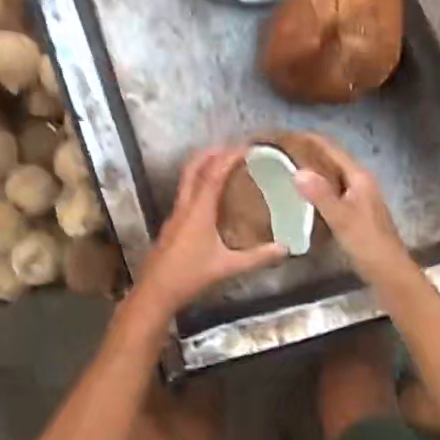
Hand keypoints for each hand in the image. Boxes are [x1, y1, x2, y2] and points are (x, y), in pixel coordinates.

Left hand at [130, 147, 287, 318]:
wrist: (155, 292)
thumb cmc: (189, 277)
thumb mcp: (227, 268)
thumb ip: (256, 258)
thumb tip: (285, 249)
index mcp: (198, 211)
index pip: (214, 174)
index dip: (229, 157)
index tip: (245, 147)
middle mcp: (184, 207)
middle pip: (194, 169)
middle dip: (211, 153)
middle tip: (231, 148)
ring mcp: (174, 216)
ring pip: (186, 181)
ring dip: (203, 167)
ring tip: (222, 165)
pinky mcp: (170, 226)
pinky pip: (185, 195)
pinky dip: (198, 185)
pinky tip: (208, 197)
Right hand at [292, 136, 412, 282]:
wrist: (389, 271)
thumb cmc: (368, 244)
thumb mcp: (341, 219)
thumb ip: (320, 195)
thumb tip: (298, 171)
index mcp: (359, 178)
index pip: (331, 148)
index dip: (309, 138)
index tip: (285, 133)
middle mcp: (360, 182)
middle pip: (331, 158)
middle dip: (308, 150)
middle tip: (280, 149)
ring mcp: (359, 196)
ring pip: (331, 174)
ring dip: (311, 167)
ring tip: (285, 166)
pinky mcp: (355, 210)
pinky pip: (331, 189)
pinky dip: (315, 186)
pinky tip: (301, 194)